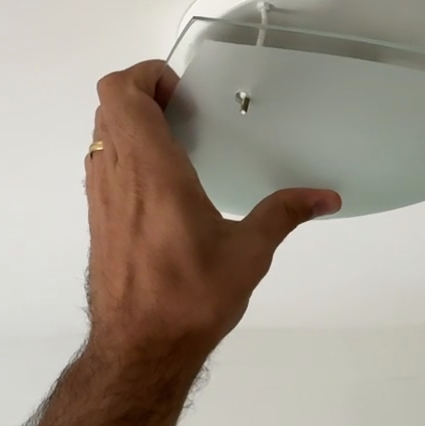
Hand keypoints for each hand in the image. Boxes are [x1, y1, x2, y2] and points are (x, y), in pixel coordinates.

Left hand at [85, 60, 339, 361]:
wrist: (139, 349)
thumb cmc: (191, 298)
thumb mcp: (249, 253)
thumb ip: (285, 214)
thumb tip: (327, 197)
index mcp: (153, 171)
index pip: (122, 93)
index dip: (146, 75)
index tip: (183, 95)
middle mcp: (118, 175)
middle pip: (107, 105)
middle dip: (143, 95)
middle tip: (184, 114)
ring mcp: (100, 197)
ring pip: (101, 134)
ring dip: (131, 125)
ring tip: (176, 147)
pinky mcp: (97, 219)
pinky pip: (102, 164)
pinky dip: (125, 155)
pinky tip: (163, 188)